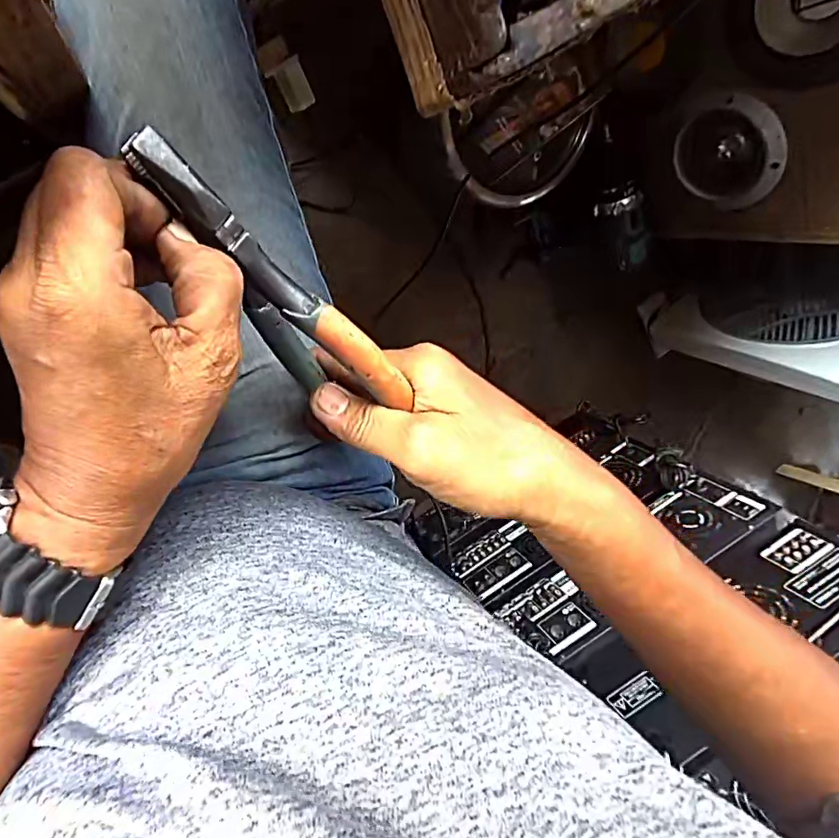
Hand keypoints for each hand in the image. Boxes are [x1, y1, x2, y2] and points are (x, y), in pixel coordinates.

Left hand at [0, 147, 243, 572]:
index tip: (168, 238)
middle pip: (66, 183)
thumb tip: (185, 238)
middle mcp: (28, 281)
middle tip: (164, 256)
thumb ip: (211, 273)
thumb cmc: (148, 436)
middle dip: (125, 205)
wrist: (90, 489)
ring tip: (151, 279)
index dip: (137, 192)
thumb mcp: (212, 353)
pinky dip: (96, 251)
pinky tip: (130, 294)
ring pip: (58, 209)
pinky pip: (54, 244)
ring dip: (112, 230)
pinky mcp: (16, 305)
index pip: (82, 174)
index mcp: (75, 289)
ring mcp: (13, 293)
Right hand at [307, 343, 613, 528]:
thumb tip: (323, 400)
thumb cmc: (497, 462)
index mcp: (420, 364)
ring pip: (382, 404)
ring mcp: (439, 391)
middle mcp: (429, 369)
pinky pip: (403, 417)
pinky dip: (395, 436)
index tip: (291, 378)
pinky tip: (409, 457)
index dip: (319, 374)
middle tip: (361, 445)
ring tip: (399, 458)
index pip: (348, 353)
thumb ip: (364, 422)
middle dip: (352, 413)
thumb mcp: (416, 447)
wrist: (547, 484)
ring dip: (376, 431)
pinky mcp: (446, 412)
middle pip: (362, 380)